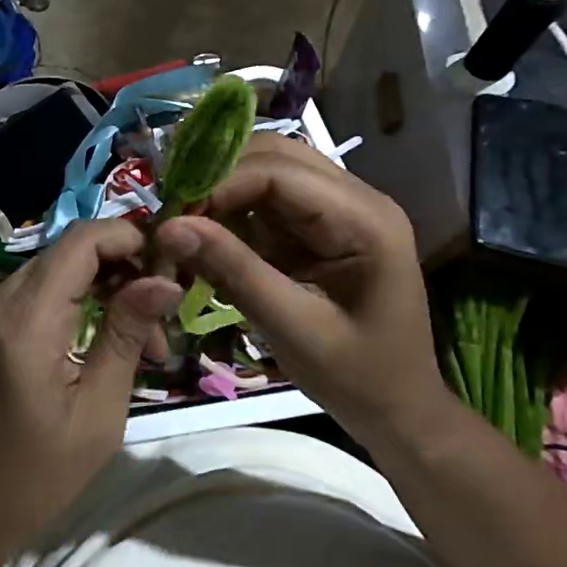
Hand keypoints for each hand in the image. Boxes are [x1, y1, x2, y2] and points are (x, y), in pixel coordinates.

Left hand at [0, 220, 181, 566]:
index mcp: (27, 319)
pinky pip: (41, 292)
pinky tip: (106, 339)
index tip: (169, 270)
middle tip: (161, 317)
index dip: (130, 239)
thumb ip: (126, 334)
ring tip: (144, 339)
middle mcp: (1, 300)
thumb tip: (165, 280)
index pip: (82, 240)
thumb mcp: (97, 410)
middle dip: (124, 267)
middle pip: (71, 249)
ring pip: (59, 268)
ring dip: (105, 287)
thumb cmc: (36, 475)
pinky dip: (79, 302)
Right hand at [154, 133, 444, 446]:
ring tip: (185, 225)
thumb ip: (234, 271)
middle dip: (220, 179)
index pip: (280, 172)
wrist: (398, 410)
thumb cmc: (357, 376)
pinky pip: (269, 203)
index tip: (173, 218)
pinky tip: (209, 239)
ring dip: (224, 193)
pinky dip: (234, 214)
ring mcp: (339, 210)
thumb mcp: (293, 327)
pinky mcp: (320, 228)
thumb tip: (169, 227)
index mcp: (365, 219)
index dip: (221, 184)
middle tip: (174, 215)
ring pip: (269, 172)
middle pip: (275, 157)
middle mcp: (356, 199)